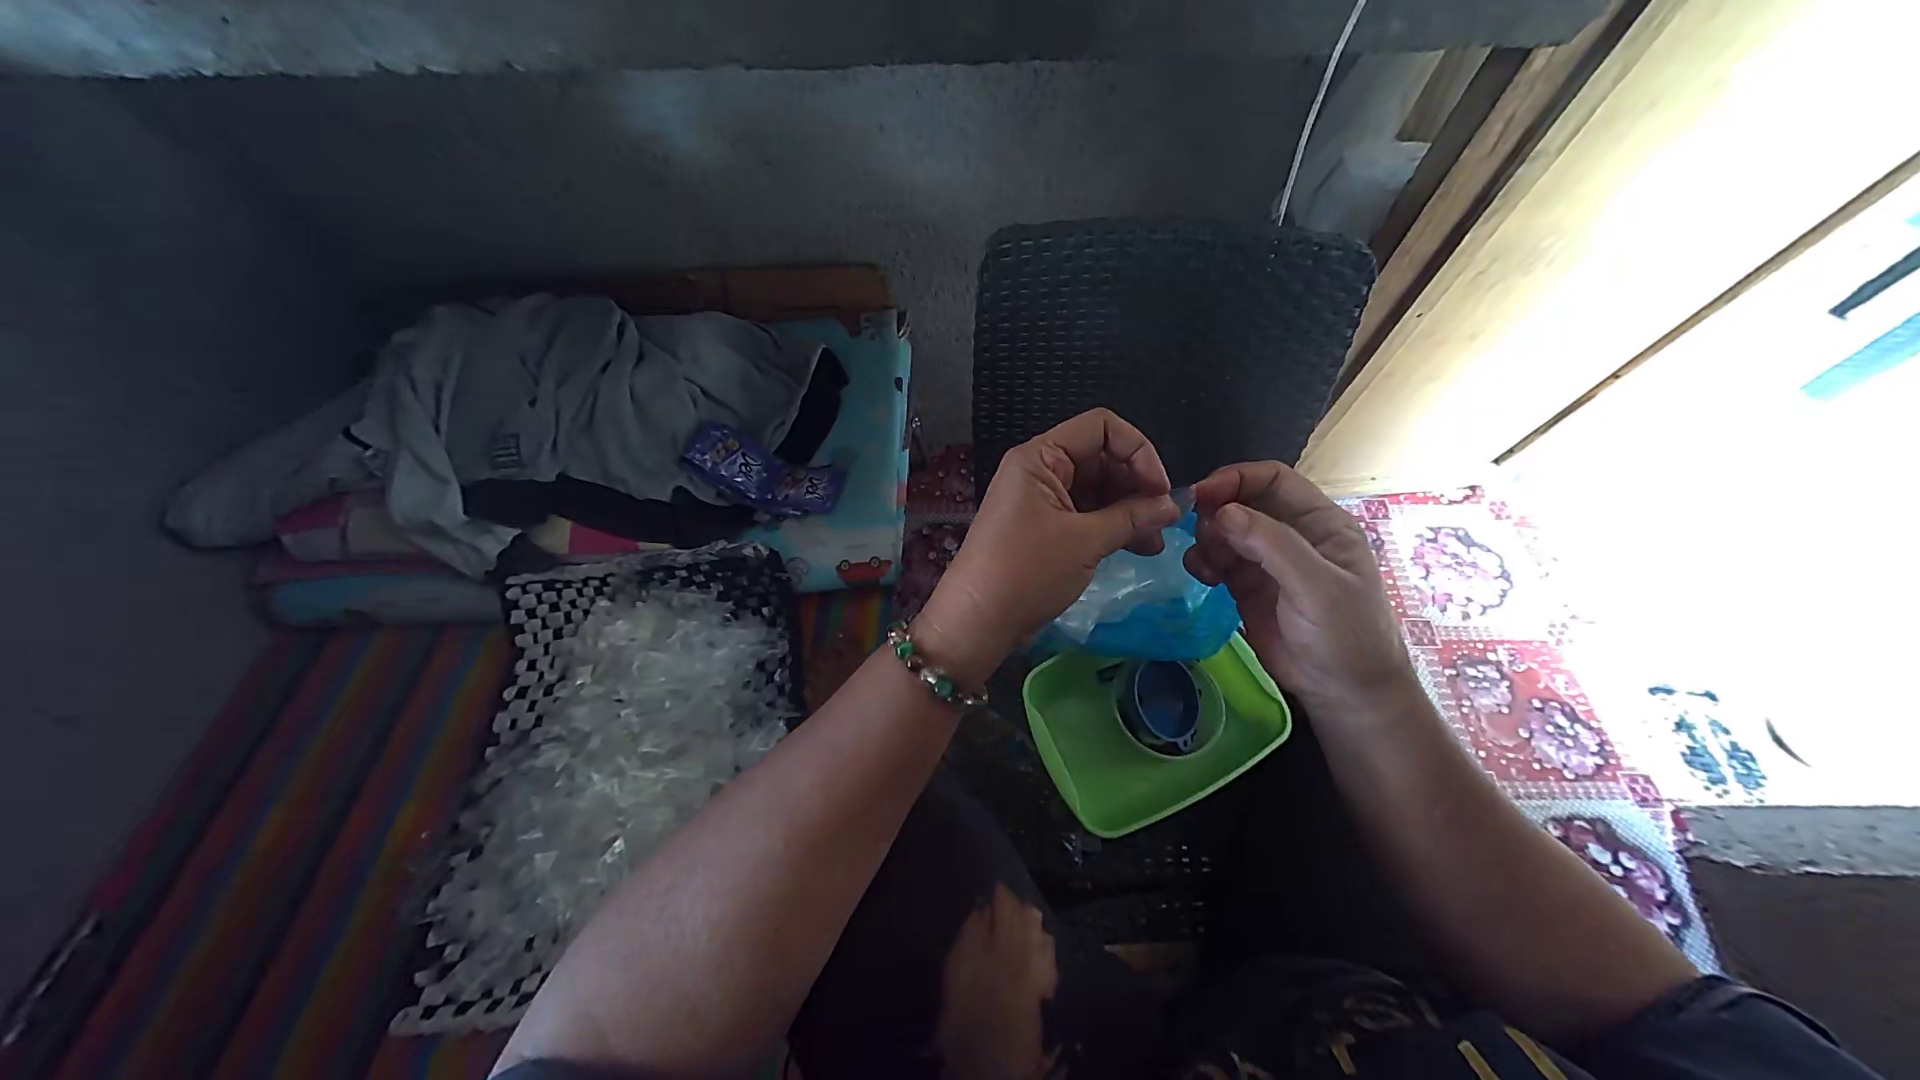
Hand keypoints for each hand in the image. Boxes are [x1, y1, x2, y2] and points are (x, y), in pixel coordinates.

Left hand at [916, 409, 1179, 683]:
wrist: (977, 621)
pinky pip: (1087, 514)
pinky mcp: (1045, 528)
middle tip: (1164, 519)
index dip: (1138, 451)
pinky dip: (1112, 526)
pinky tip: (1138, 547)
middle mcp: (1040, 470)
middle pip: (1102, 458)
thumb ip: (1133, 517)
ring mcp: (1042, 500)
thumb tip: (1173, 505)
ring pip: (1098, 489)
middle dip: (1137, 485)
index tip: (1160, 489)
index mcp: (1040, 457)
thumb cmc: (1027, 572)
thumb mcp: (1085, 542)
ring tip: (1155, 542)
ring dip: (1130, 510)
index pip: (1102, 427)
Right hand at [1184, 461, 1417, 716]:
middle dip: (1215, 511)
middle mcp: (1291, 535)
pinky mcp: (1246, 586)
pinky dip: (1203, 561)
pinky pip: (1217, 560)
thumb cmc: (1345, 635)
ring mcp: (1267, 561)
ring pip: (1225, 531)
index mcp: (1320, 523)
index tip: (1201, 495)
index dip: (1236, 479)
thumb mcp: (1315, 586)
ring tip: (1205, 565)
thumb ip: (1271, 545)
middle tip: (1197, 534)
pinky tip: (1202, 576)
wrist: (1343, 692)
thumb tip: (1221, 511)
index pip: (1273, 480)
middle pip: (1242, 502)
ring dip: (1206, 539)